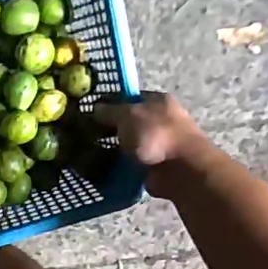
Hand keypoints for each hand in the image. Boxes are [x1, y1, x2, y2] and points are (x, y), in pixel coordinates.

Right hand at [95, 92, 210, 194]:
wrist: (180, 170)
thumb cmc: (155, 134)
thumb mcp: (127, 115)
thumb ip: (109, 111)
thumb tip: (95, 109)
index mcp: (158, 100)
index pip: (130, 98)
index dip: (110, 104)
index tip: (91, 114)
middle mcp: (160, 120)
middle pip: (129, 122)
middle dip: (110, 129)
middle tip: (87, 135)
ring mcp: (159, 144)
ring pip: (129, 144)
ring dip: (114, 150)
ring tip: (90, 154)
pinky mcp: (155, 165)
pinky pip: (131, 164)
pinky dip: (120, 167)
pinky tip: (103, 169)